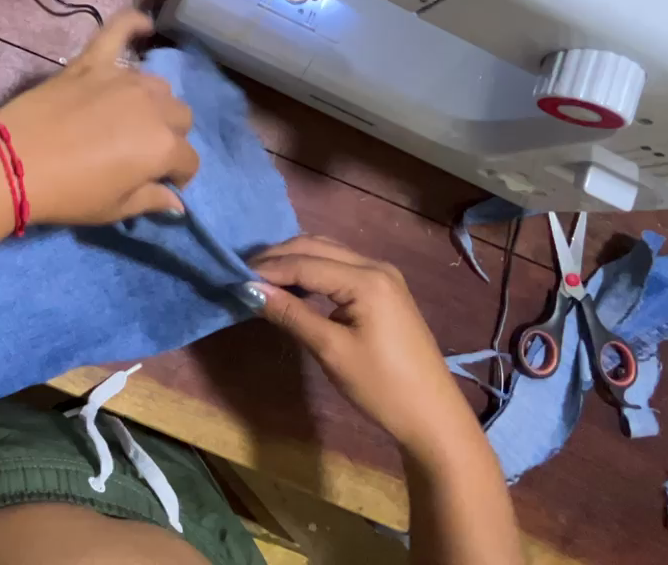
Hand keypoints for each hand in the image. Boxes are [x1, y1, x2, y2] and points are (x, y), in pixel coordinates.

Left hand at [0, 11, 197, 226]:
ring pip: (157, 85)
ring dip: (152, 101)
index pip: (189, 160)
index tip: (160, 183)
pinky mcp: (92, 61)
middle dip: (169, 137)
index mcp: (163, 145)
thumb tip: (178, 203)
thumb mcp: (114, 209)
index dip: (178, 174)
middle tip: (141, 153)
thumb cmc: (68, 193)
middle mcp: (152, 106)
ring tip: (129, 118)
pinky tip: (145, 25)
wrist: (15, 161)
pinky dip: (133, 24)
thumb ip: (151, 200)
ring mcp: (123, 78)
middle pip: (180, 117)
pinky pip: (118, 31)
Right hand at [248, 236, 482, 458]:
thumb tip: (249, 289)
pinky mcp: (384, 289)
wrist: (434, 419)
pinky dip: (312, 269)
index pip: (304, 263)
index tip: (234, 277)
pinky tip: (294, 285)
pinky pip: (339, 266)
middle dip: (277, 258)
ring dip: (294, 260)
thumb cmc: (382, 386)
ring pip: (326, 252)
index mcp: (366, 279)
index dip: (267, 269)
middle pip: (314, 248)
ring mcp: (383, 276)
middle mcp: (375, 266)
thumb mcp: (330, 350)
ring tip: (263, 278)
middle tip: (243, 275)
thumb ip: (290, 314)